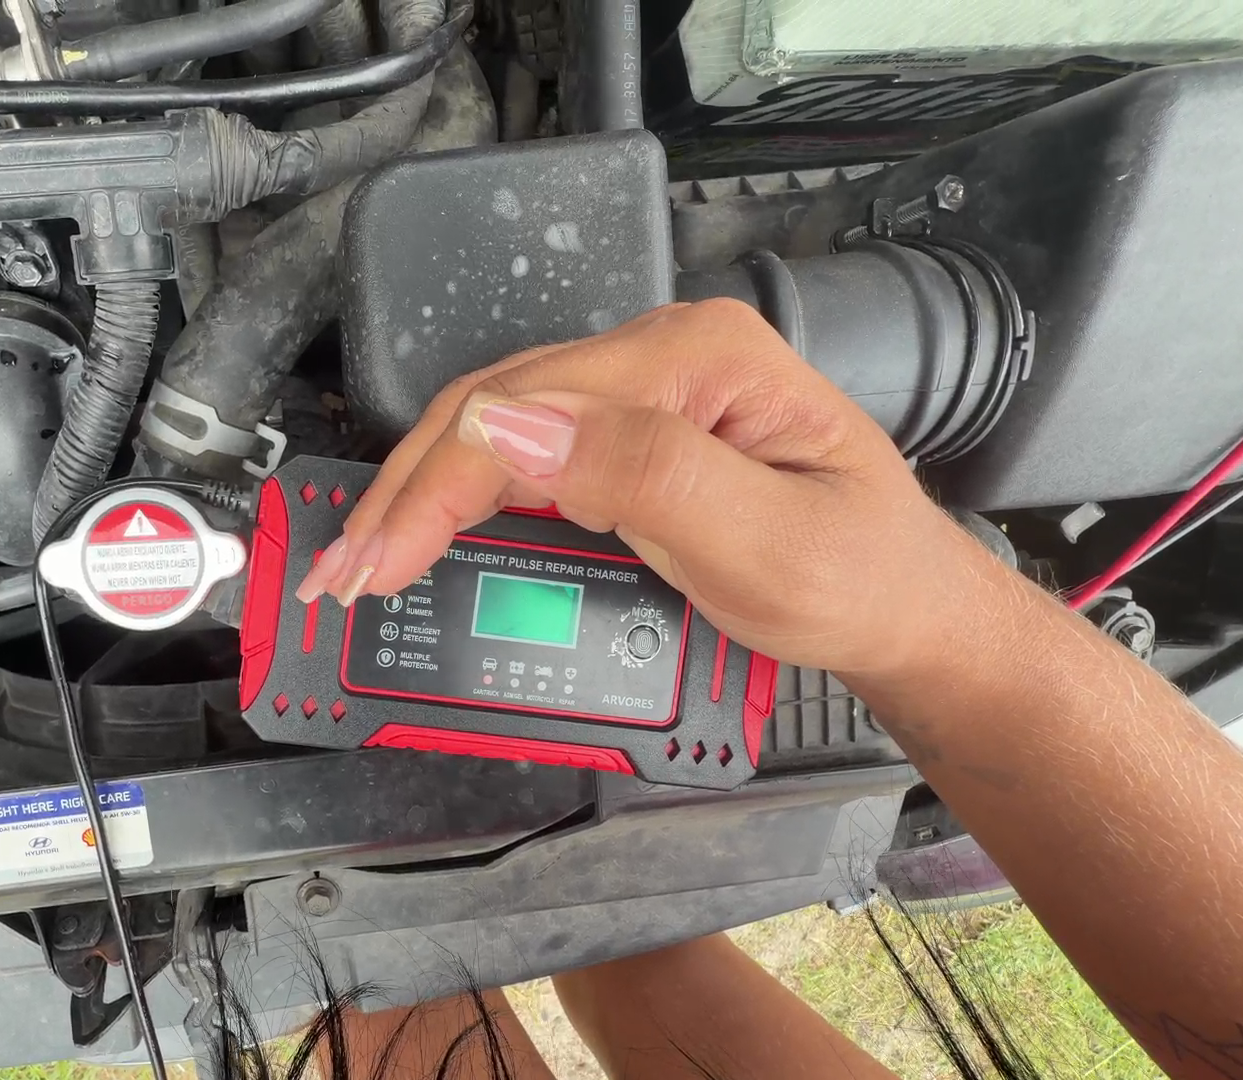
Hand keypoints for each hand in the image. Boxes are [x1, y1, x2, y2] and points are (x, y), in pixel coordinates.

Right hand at [295, 299, 997, 676]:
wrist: (901, 607)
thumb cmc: (856, 580)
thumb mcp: (768, 541)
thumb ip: (644, 474)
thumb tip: (508, 428)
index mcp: (688, 358)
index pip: (522, 412)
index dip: (434, 489)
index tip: (375, 565)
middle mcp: (648, 357)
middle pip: (486, 407)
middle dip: (402, 492)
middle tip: (340, 568)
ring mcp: (626, 392)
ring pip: (484, 428)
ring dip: (414, 494)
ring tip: (362, 554)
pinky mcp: (611, 434)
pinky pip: (510, 456)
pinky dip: (452, 498)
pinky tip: (418, 530)